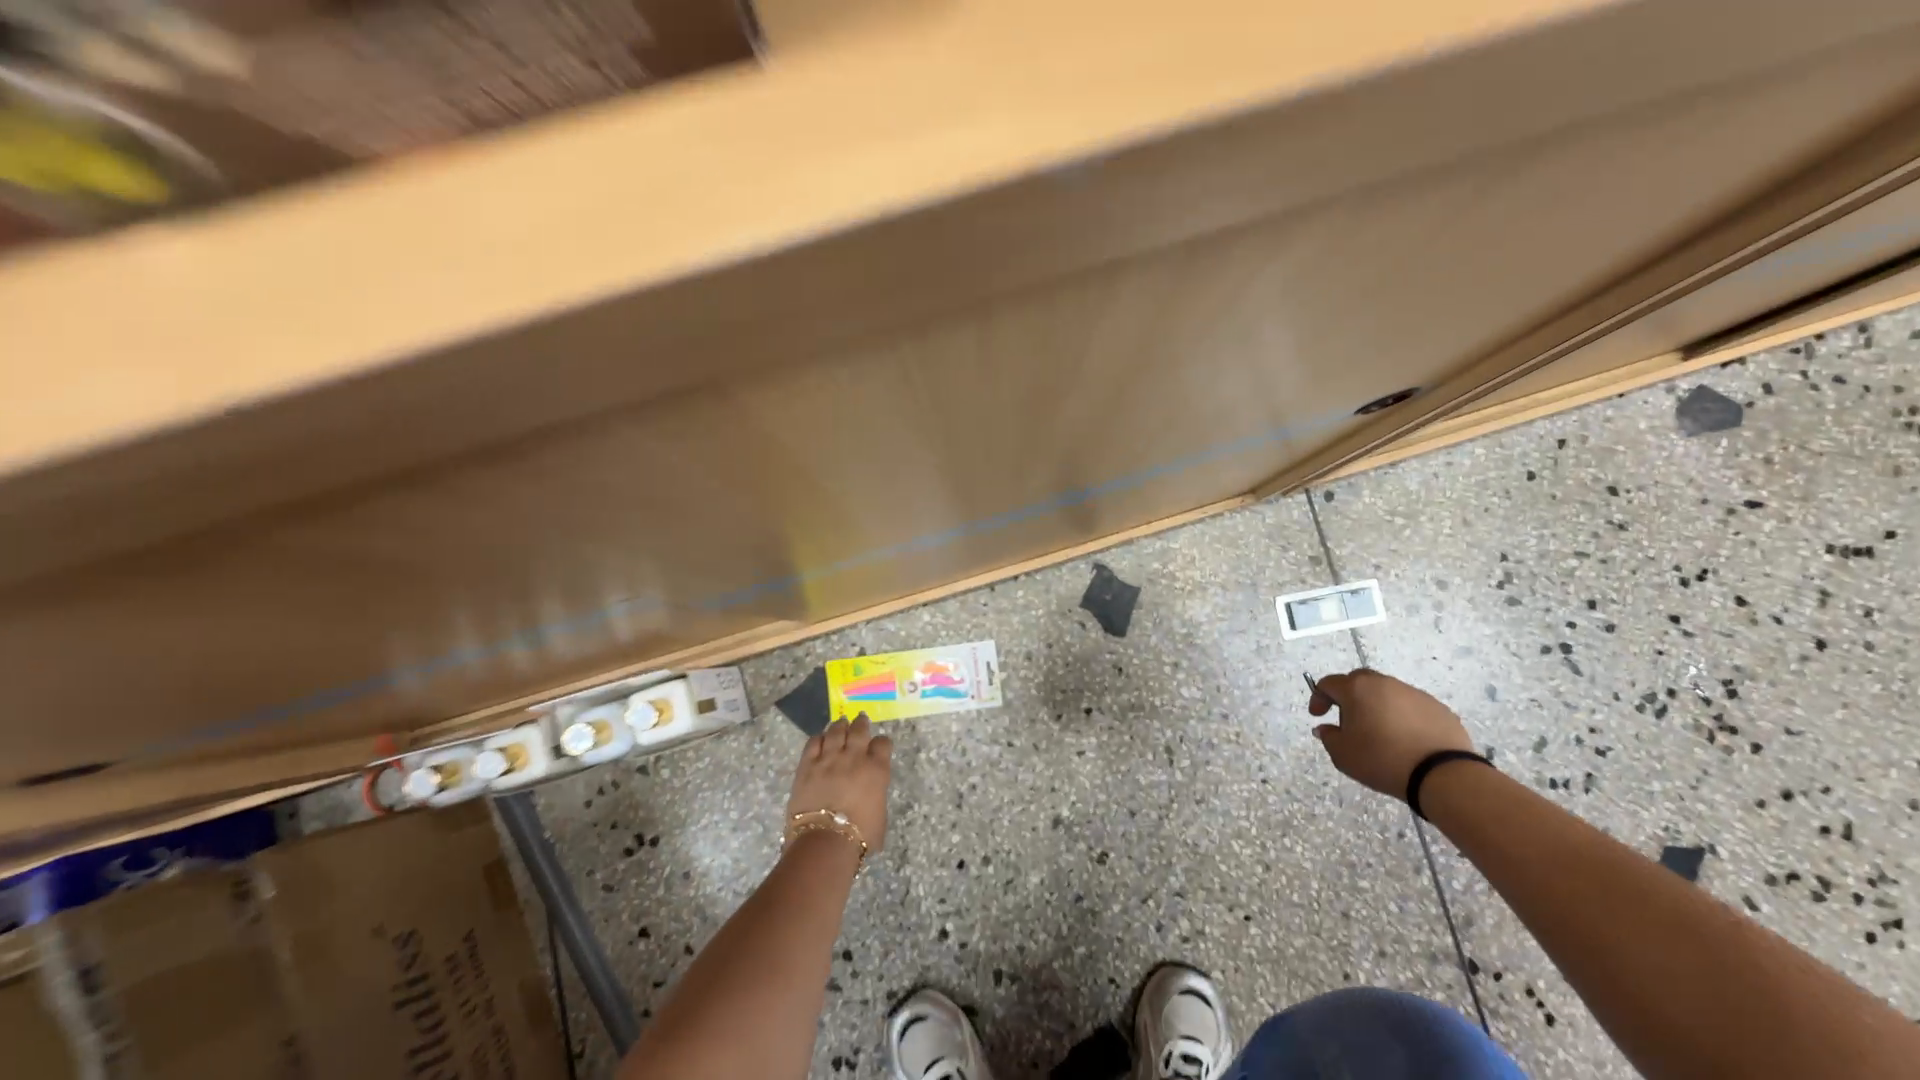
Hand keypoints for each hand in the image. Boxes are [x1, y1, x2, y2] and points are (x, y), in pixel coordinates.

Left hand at [786, 714, 892, 851]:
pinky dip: (818, 737)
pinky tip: (820, 738)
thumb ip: (876, 795)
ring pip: (835, 731)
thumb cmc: (860, 835)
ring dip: (839, 725)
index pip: (883, 743)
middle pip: (859, 730)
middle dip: (861, 723)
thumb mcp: (880, 815)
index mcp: (877, 769)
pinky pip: (813, 742)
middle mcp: (854, 757)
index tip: (879, 744)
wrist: (826, 840)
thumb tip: (870, 793)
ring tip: (840, 722)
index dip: (881, 742)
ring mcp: (829, 758)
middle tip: (860, 718)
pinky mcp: (807, 765)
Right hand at [1308, 669, 1474, 797]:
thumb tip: (1327, 727)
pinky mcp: (1438, 707)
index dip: (1319, 698)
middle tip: (1348, 721)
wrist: (1440, 773)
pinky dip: (1402, 718)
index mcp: (1358, 689)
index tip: (1318, 716)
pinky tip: (1406, 740)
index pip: (1329, 683)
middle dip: (1349, 697)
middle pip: (1360, 682)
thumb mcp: (1343, 754)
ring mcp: (1414, 693)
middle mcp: (1385, 683)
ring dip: (1377, 707)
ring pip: (1387, 693)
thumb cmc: (1381, 759)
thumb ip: (1329, 737)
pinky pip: (1411, 707)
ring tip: (1380, 734)